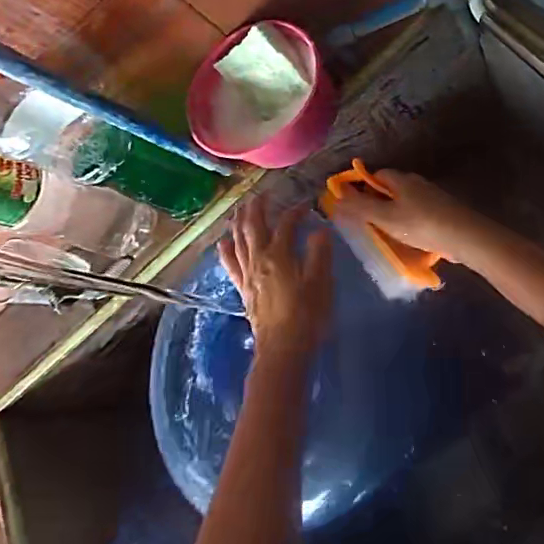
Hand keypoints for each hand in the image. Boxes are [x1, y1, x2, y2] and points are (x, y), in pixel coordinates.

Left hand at [219, 196, 331, 363]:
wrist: (283, 349)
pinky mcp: (243, 289)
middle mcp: (259, 259)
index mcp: (280, 255)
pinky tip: (223, 242)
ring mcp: (247, 274)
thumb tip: (318, 230)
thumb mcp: (321, 282)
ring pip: (238, 241)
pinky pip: (230, 264)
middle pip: (253, 227)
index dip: (295, 211)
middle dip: (257, 208)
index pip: (286, 224)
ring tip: (240, 209)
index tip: (305, 204)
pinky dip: (226, 250)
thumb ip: (319, 253)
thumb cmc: (307, 315)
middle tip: (260, 194)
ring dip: (239, 222)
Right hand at [329, 169, 494, 265]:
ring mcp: (433, 196)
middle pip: (392, 188)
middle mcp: (417, 182)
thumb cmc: (421, 225)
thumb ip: (361, 206)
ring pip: (406, 202)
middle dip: (379, 202)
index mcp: (402, 179)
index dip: (363, 186)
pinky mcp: (444, 211)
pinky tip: (410, 239)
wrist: (465, 236)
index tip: (355, 205)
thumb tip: (337, 193)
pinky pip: (420, 214)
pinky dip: (411, 223)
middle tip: (369, 223)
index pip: (377, 174)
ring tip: (388, 234)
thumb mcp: (385, 217)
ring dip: (396, 214)